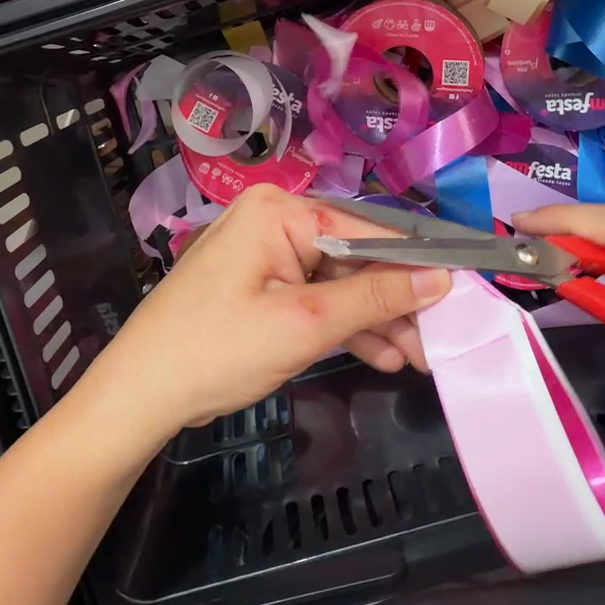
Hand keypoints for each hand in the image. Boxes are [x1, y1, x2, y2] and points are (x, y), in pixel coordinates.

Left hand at [73, 185, 453, 440]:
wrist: (142, 393)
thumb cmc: (218, 348)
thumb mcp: (305, 324)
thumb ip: (375, 298)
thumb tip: (441, 278)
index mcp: (279, 211)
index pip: (366, 230)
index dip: (416, 264)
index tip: (462, 294)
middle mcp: (274, 221)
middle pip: (354, 258)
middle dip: (396, 304)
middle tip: (441, 344)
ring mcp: (265, 256)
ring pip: (338, 284)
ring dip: (376, 322)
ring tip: (420, 360)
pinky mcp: (261, 288)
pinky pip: (314, 299)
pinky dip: (344, 328)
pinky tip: (382, 356)